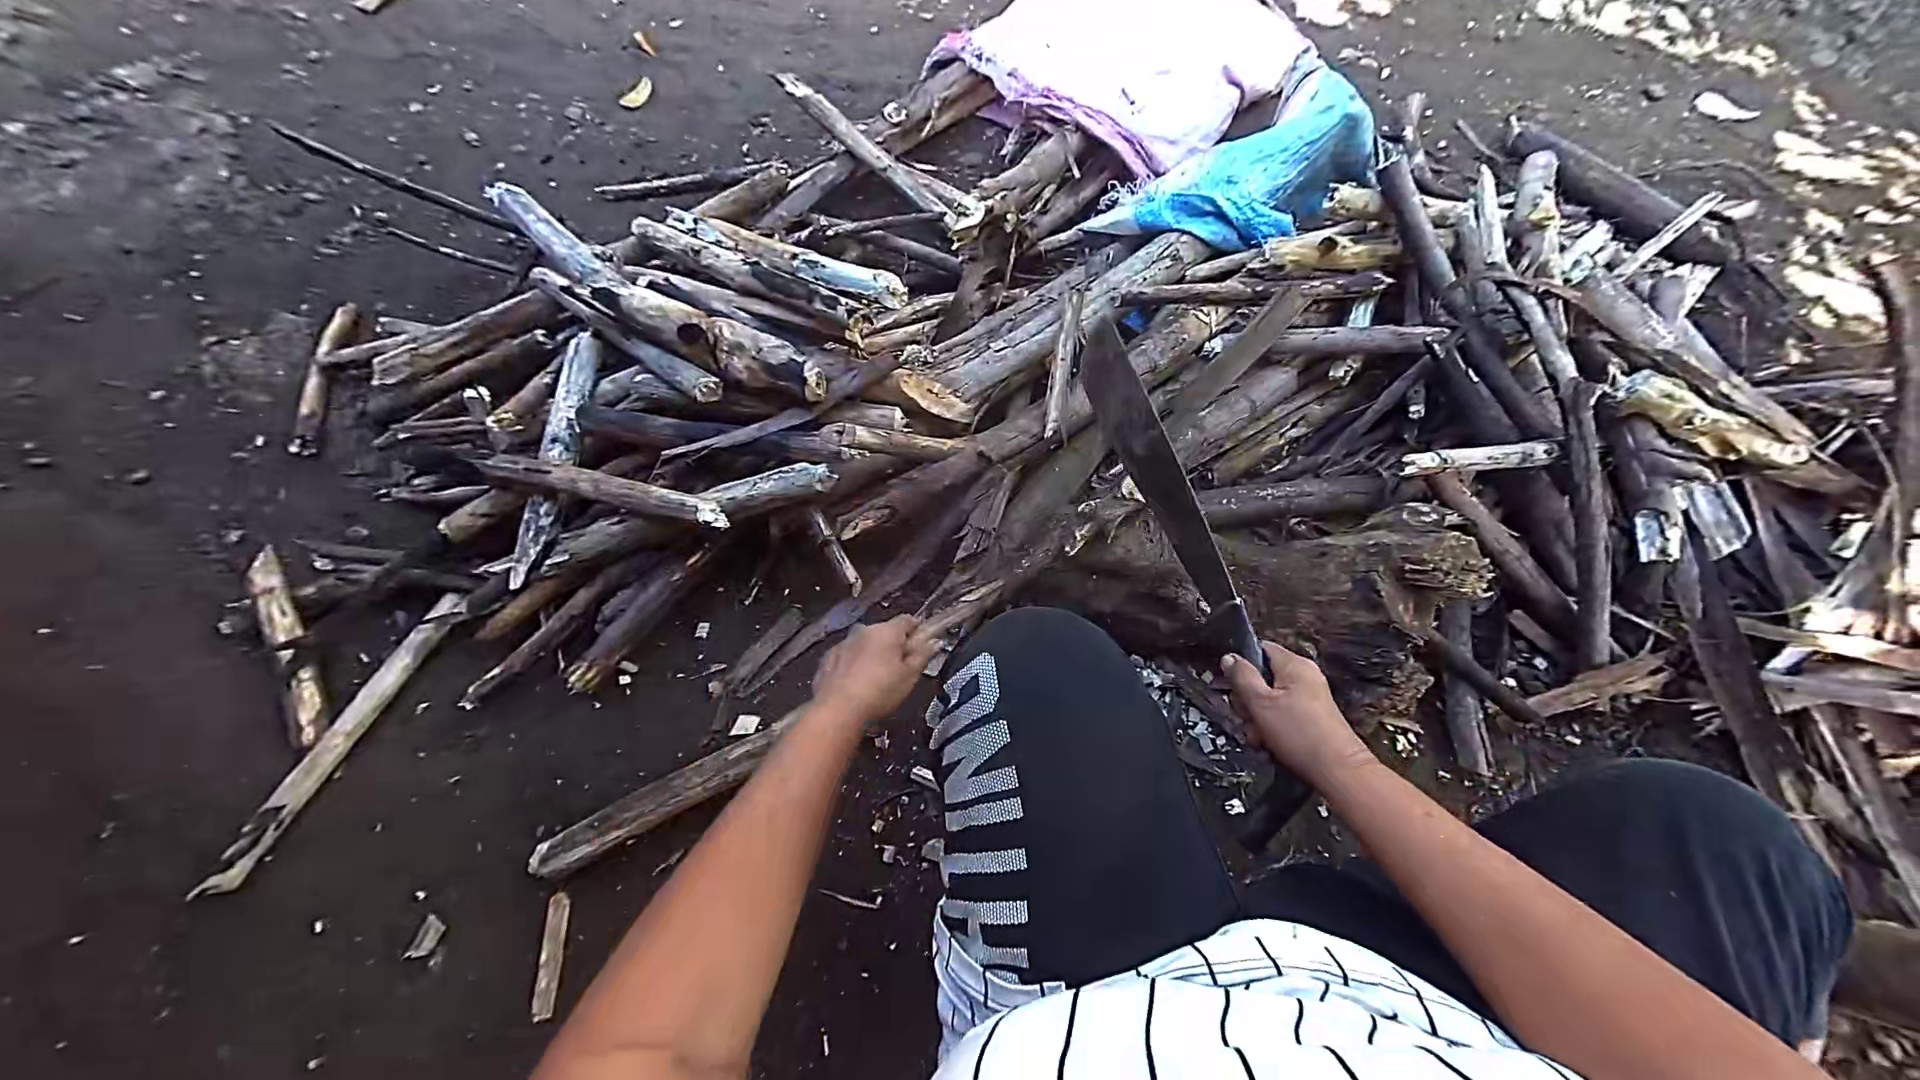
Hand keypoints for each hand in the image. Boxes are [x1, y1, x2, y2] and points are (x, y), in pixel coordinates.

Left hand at [811, 615, 941, 724]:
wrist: (839, 710)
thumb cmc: (881, 692)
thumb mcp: (909, 676)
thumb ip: (923, 655)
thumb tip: (935, 641)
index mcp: (887, 631)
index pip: (907, 620)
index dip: (916, 629)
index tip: (920, 643)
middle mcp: (864, 631)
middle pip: (884, 632)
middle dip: (893, 644)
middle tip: (900, 667)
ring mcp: (843, 643)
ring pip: (864, 643)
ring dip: (872, 653)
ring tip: (876, 678)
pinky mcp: (828, 659)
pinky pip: (847, 656)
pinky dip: (853, 664)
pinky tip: (855, 683)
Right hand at [1222, 641, 1374, 784]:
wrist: (1337, 772)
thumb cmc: (1299, 734)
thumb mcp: (1260, 703)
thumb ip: (1241, 677)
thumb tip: (1229, 658)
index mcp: (1294, 665)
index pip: (1259, 648)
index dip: (1240, 663)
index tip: (1230, 683)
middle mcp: (1303, 677)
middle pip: (1261, 676)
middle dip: (1247, 697)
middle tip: (1245, 715)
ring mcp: (1308, 697)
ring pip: (1268, 698)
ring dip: (1256, 716)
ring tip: (1257, 734)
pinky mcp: (1310, 717)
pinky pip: (1281, 713)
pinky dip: (1270, 726)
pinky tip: (1266, 742)